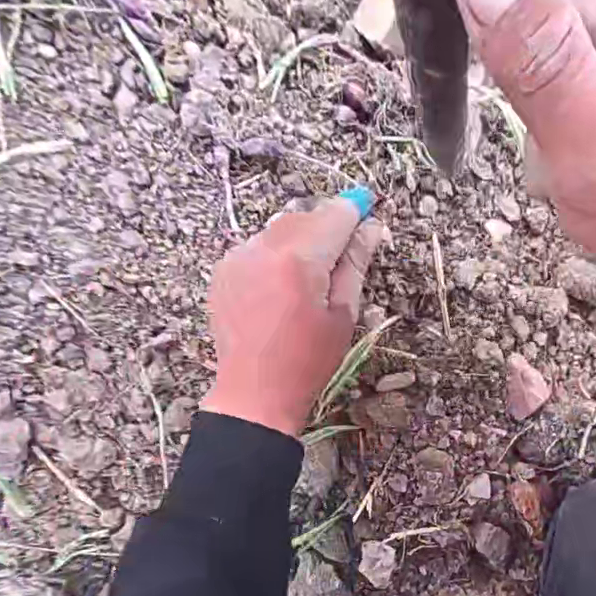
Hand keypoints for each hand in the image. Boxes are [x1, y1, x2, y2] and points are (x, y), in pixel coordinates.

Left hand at [201, 195, 385, 437]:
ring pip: (280, 228)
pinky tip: (288, 283)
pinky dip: (279, 252)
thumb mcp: (343, 313)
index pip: (334, 216)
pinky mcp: (224, 270)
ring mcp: (238, 257)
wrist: (255, 392)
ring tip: (317, 272)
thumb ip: (355, 264)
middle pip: (305, 215)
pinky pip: (259, 245)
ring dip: (303, 238)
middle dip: (329, 224)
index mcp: (299, 260)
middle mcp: (263, 248)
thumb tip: (371, 228)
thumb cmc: (308, 360)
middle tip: (350, 247)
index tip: (370, 203)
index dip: (356, 209)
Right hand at [451, 0, 595, 286]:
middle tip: (577, 156)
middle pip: (549, 43)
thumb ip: (534, 52)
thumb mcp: (585, 133)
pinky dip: (576, 138)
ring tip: (592, 166)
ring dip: (558, 131)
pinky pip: (581, 99)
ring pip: (559, 78)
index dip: (524, 73)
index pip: (541, 5)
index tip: (547, 124)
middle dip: (546, 110)